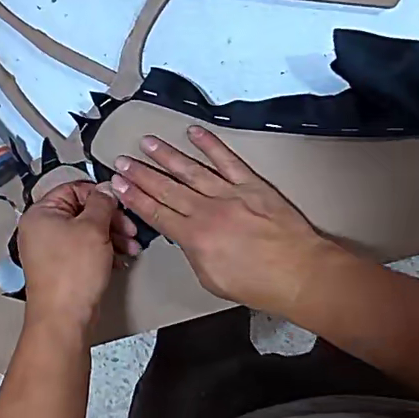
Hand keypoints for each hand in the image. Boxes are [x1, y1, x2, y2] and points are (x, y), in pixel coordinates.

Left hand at [15, 180, 139, 332]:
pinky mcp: (62, 267)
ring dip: (112, 236)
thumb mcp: (94, 228)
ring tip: (131, 247)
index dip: (99, 194)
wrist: (65, 318)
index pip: (73, 188)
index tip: (119, 203)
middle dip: (110, 219)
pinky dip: (103, 251)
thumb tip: (106, 189)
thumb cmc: (73, 272)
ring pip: (86, 231)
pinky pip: (84, 249)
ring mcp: (50, 249)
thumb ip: (102, 203)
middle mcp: (41, 228)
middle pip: (82, 210)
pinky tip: (120, 258)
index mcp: (41, 212)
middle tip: (130, 228)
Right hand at [109, 126, 349, 317]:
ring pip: (190, 170)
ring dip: (165, 155)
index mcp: (195, 238)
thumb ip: (193, 254)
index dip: (133, 197)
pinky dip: (210, 145)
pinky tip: (194, 133)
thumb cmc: (260, 283)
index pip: (155, 212)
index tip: (118, 185)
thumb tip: (184, 238)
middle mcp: (208, 211)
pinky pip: (227, 160)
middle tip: (122, 161)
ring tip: (148, 142)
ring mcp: (230, 194)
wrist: (300, 273)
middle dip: (140, 173)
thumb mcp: (212, 279)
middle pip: (166, 188)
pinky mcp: (252, 185)